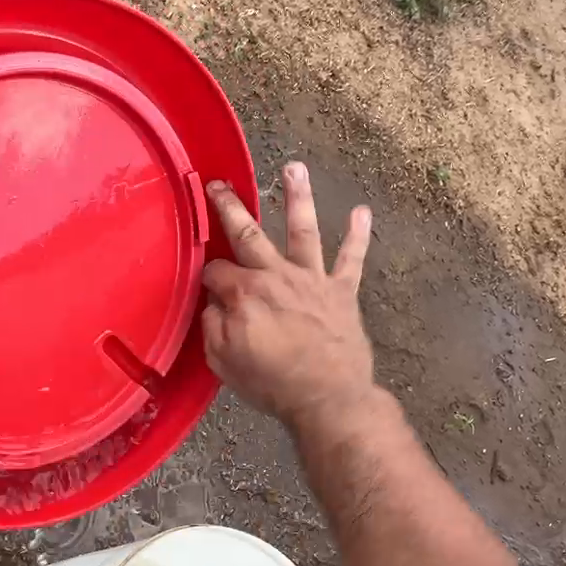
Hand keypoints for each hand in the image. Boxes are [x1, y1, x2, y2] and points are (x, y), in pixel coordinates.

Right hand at [201, 161, 375, 435]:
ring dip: (297, 197)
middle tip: (219, 184)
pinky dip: (358, 236)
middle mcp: (276, 276)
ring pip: (302, 230)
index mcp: (244, 293)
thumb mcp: (222, 360)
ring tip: (294, 168)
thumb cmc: (271, 382)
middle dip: (229, 206)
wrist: (328, 398)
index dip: (206, 275)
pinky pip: (351, 259)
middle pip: (248, 233)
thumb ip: (212, 325)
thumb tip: (213, 304)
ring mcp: (312, 280)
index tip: (204, 283)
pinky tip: (361, 212)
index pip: (216, 271)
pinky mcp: (342, 292)